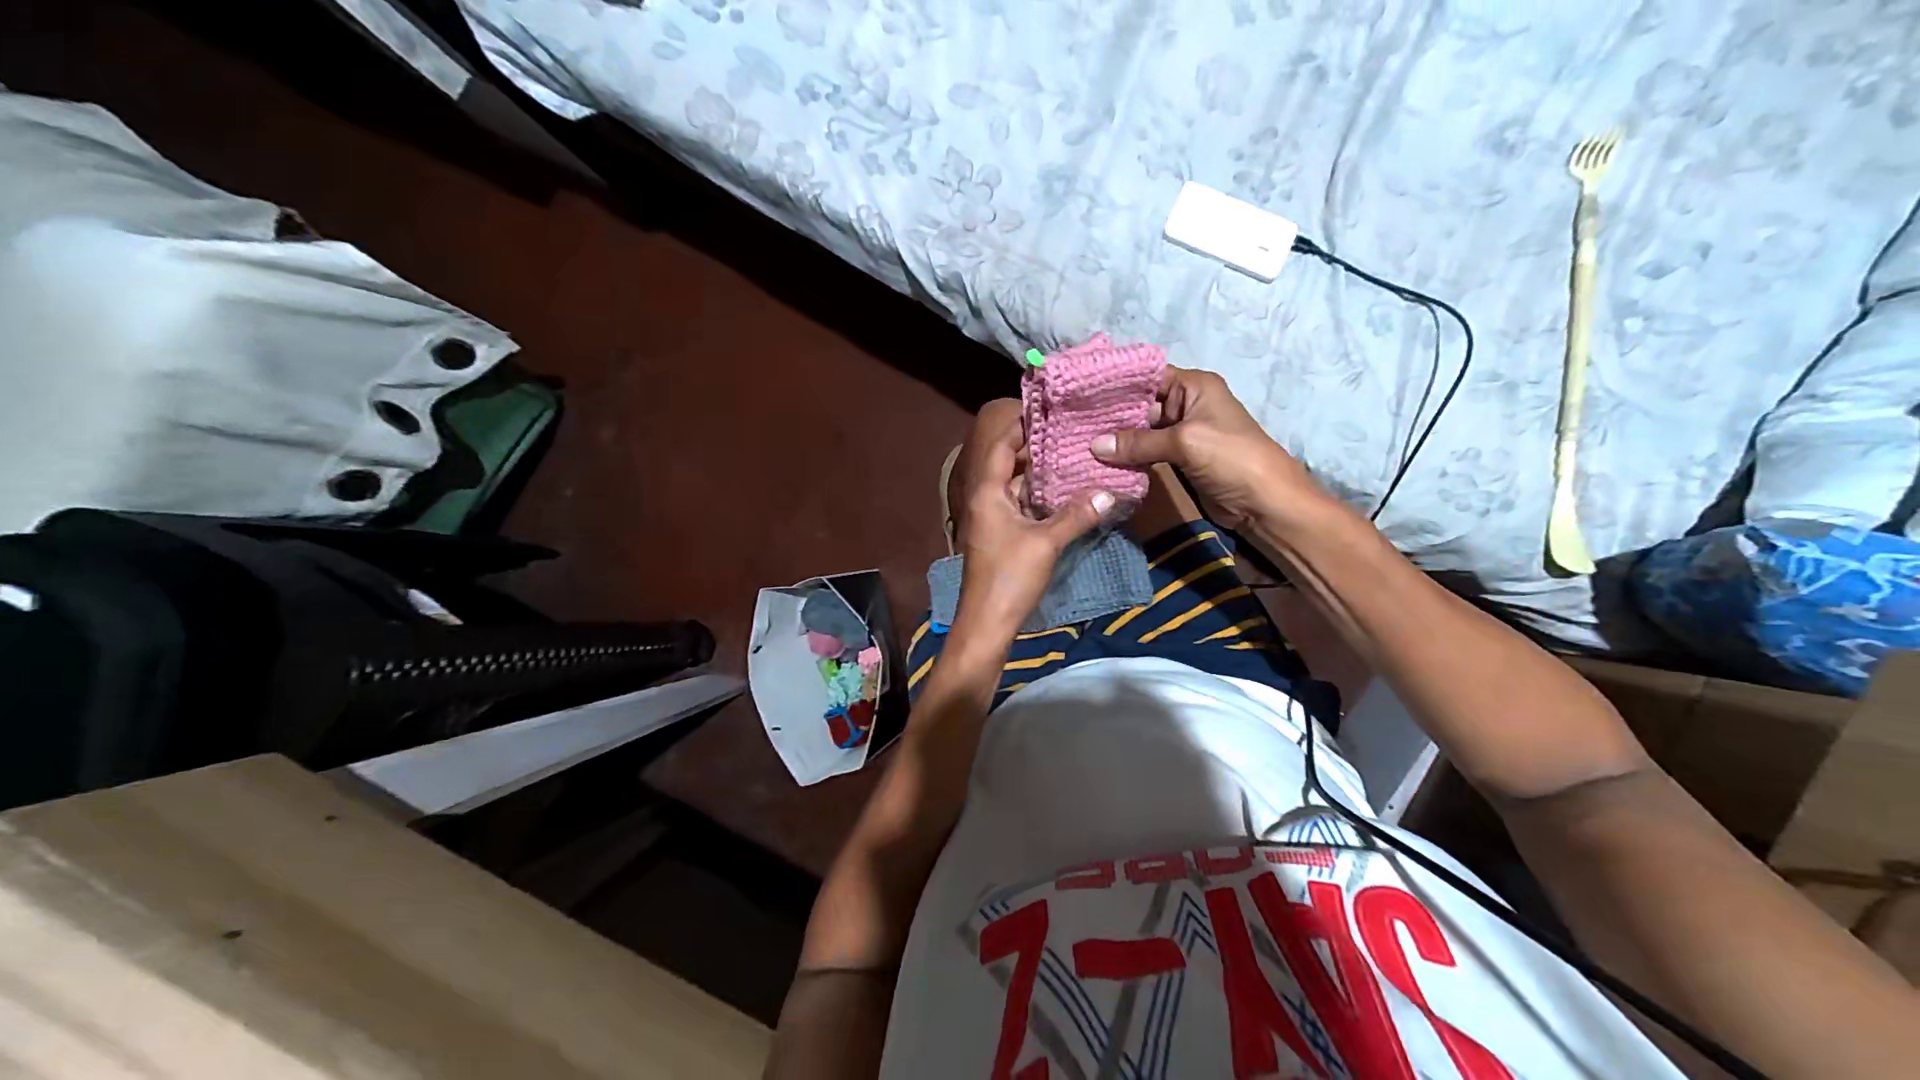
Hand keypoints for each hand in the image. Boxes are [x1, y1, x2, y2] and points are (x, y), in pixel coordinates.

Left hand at [951, 400, 1110, 638]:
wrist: (987, 622)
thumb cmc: (1009, 577)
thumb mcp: (1046, 543)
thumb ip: (1076, 515)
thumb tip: (1109, 491)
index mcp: (987, 492)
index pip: (1001, 446)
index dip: (1020, 425)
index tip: (1046, 408)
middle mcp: (986, 500)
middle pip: (1009, 463)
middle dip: (1035, 447)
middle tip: (1068, 430)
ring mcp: (993, 519)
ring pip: (1017, 486)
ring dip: (1040, 473)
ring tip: (1072, 454)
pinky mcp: (1002, 536)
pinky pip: (1021, 506)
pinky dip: (1040, 497)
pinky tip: (1065, 491)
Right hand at [1090, 366, 1319, 531]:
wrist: (1264, 502)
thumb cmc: (1231, 457)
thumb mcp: (1184, 442)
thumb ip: (1139, 443)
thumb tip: (1094, 446)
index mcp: (1194, 386)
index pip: (1148, 377)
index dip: (1117, 384)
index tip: (1082, 392)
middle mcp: (1185, 404)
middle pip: (1140, 404)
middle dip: (1111, 414)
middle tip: (1073, 420)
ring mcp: (1181, 433)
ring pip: (1141, 431)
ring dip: (1116, 439)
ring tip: (1078, 440)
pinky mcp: (1177, 459)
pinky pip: (1146, 453)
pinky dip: (1127, 457)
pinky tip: (1100, 460)